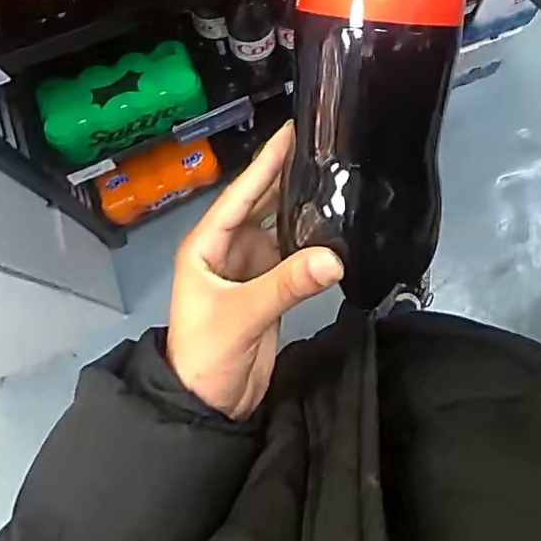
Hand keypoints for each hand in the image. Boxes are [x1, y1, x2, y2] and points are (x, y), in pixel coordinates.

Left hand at [167, 123, 344, 418]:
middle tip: (322, 148)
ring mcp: (249, 266)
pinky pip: (292, 253)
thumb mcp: (241, 316)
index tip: (291, 132)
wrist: (207, 408)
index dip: (265, 162)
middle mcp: (228, 247)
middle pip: (261, 203)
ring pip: (279, 226)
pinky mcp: (267, 286)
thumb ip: (287, 285)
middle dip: (287, 176)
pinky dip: (311, 240)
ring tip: (334, 178)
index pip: (240, 193)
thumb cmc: (205, 355)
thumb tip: (336, 257)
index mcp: (208, 244)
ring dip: (302, 207)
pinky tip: (333, 225)